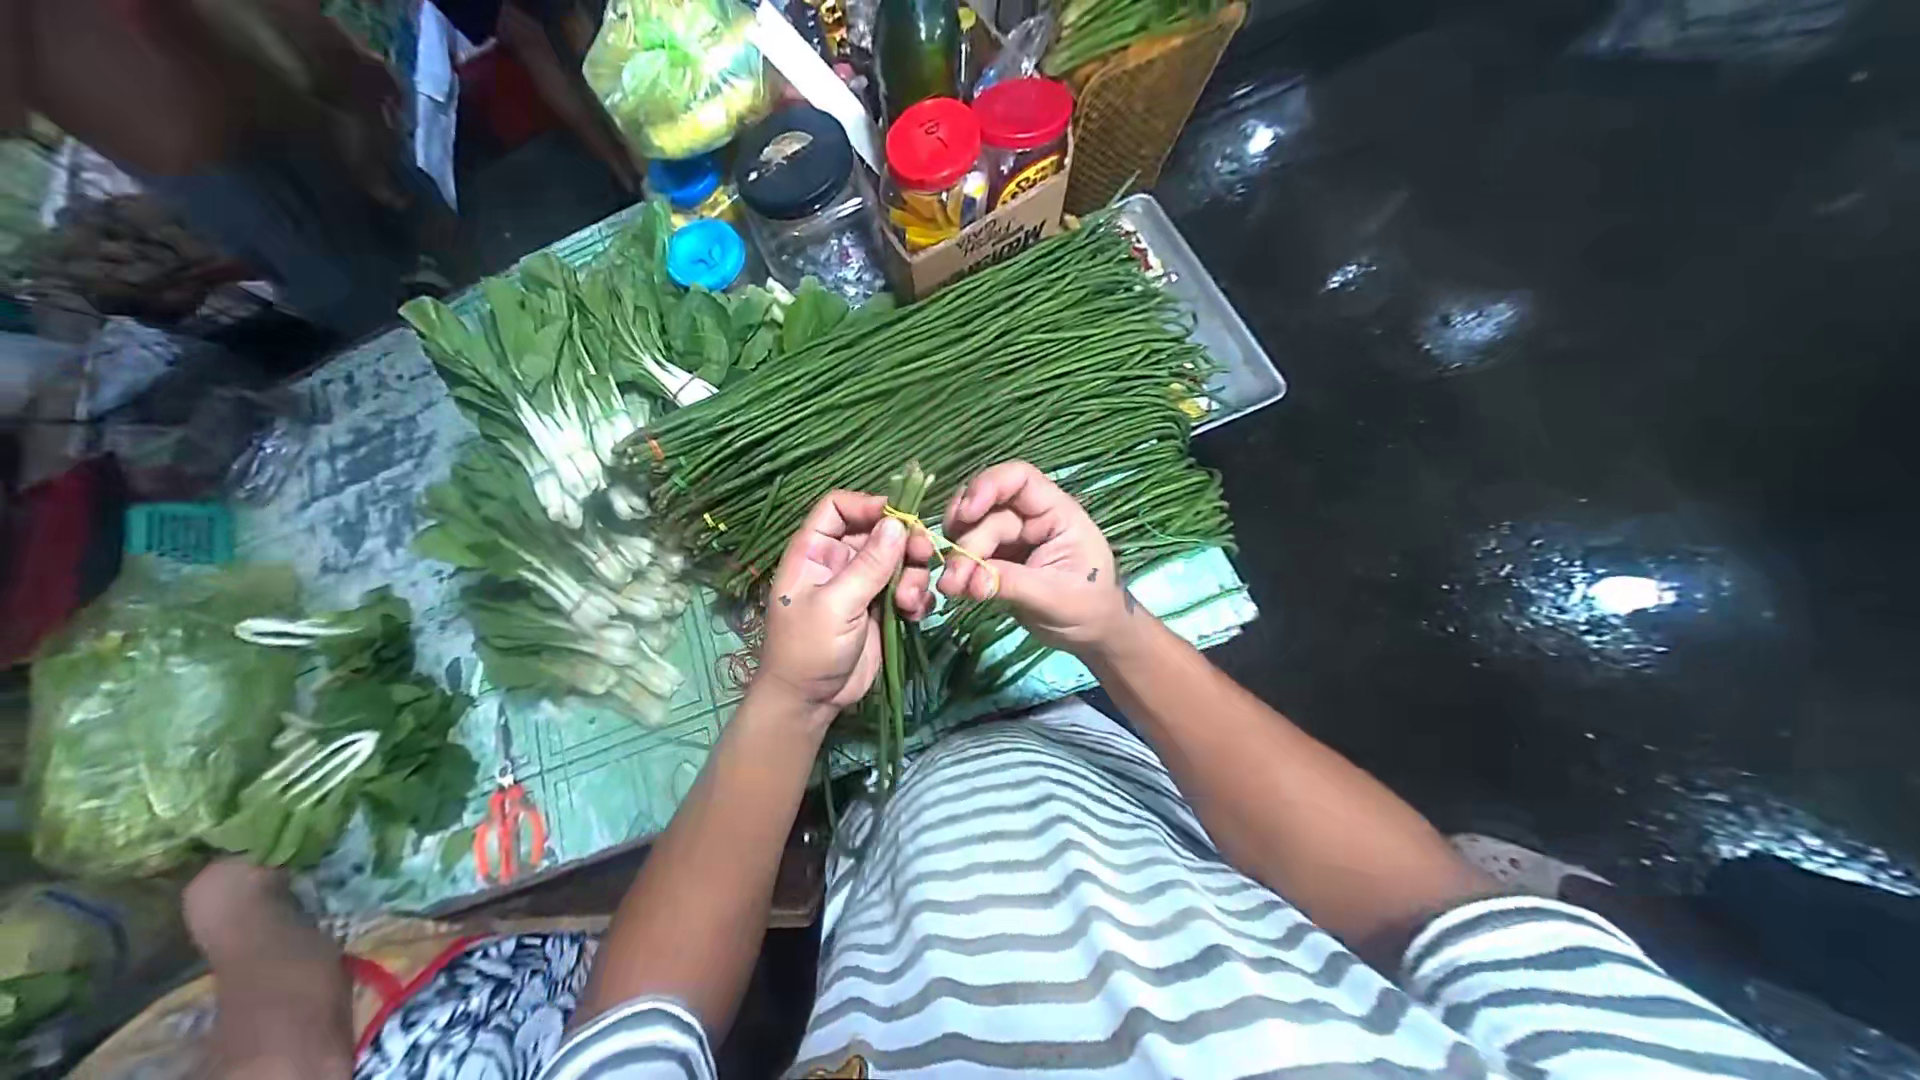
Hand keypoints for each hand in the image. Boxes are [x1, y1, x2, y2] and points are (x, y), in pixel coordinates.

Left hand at [758, 491, 933, 724]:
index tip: (899, 517)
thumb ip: (869, 565)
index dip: (867, 505)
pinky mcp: (882, 608)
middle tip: (924, 554)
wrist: (811, 701)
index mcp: (815, 551)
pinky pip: (908, 588)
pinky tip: (914, 614)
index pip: (838, 507)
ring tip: (908, 601)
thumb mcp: (836, 605)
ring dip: (913, 575)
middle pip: (879, 531)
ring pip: (899, 560)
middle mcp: (840, 560)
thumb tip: (898, 523)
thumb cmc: (808, 649)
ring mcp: (863, 584)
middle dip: (904, 542)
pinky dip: (916, 596)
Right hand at [937, 461, 1132, 654]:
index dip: (988, 486)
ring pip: (972, 532)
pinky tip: (954, 589)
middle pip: (987, 513)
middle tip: (952, 581)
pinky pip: (970, 555)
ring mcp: (1011, 537)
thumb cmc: (1089, 607)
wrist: (1093, 634)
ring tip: (950, 587)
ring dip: (956, 556)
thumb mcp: (1057, 597)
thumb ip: (1014, 584)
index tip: (966, 514)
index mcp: (1056, 512)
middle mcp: (1030, 517)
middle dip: (967, 543)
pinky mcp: (997, 559)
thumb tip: (970, 580)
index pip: (1019, 479)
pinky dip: (958, 569)